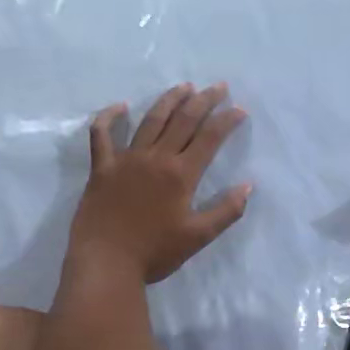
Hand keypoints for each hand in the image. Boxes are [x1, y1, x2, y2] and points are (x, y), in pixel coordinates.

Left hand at [70, 83, 249, 283]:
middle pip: (183, 121)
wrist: (106, 262)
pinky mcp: (102, 168)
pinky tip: (121, 106)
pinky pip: (102, 135)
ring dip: (169, 100)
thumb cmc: (155, 252)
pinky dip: (110, 118)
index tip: (239, 109)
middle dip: (203, 101)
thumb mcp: (198, 236)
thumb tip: (247, 187)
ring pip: (151, 120)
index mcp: (181, 174)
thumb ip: (226, 211)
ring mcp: (126, 160)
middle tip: (218, 87)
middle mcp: (155, 158)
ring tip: (184, 87)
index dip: (226, 121)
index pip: (209, 138)